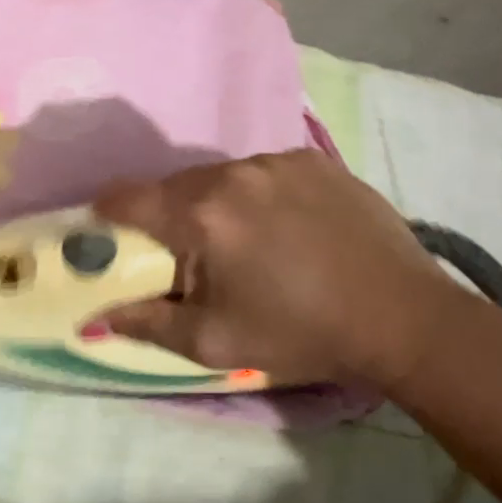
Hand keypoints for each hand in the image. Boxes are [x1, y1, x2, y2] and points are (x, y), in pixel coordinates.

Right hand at [93, 150, 466, 386]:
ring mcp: (274, 162)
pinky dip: (259, 195)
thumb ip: (146, 324)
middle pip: (170, 186)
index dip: (105, 214)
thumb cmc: (303, 334)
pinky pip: (262, 171)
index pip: (123, 197)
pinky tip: (287, 227)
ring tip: (246, 241)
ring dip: (215, 203)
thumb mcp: (215, 343)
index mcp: (199, 215)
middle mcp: (229, 174)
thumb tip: (92, 318)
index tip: (109, 234)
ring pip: (217, 176)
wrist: (409, 321)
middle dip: (167, 216)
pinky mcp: (312, 160)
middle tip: (188, 253)